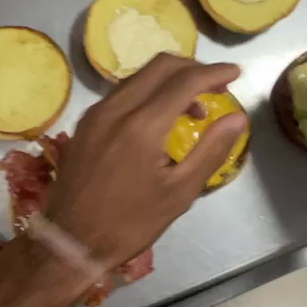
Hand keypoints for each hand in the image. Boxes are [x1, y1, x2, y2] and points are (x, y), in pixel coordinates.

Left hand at [44, 55, 249, 266]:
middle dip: (193, 68)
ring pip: (139, 76)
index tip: (236, 73)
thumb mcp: (179, 193)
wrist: (69, 241)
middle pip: (160, 66)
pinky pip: (123, 92)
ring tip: (194, 106)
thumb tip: (238, 118)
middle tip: (217, 84)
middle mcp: (116, 108)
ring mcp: (96, 113)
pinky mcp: (86, 122)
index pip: (185, 81)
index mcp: (142, 125)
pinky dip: (148, 91)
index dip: (214, 72)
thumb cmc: (129, 223)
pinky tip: (160, 117)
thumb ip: (211, 150)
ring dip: (170, 80)